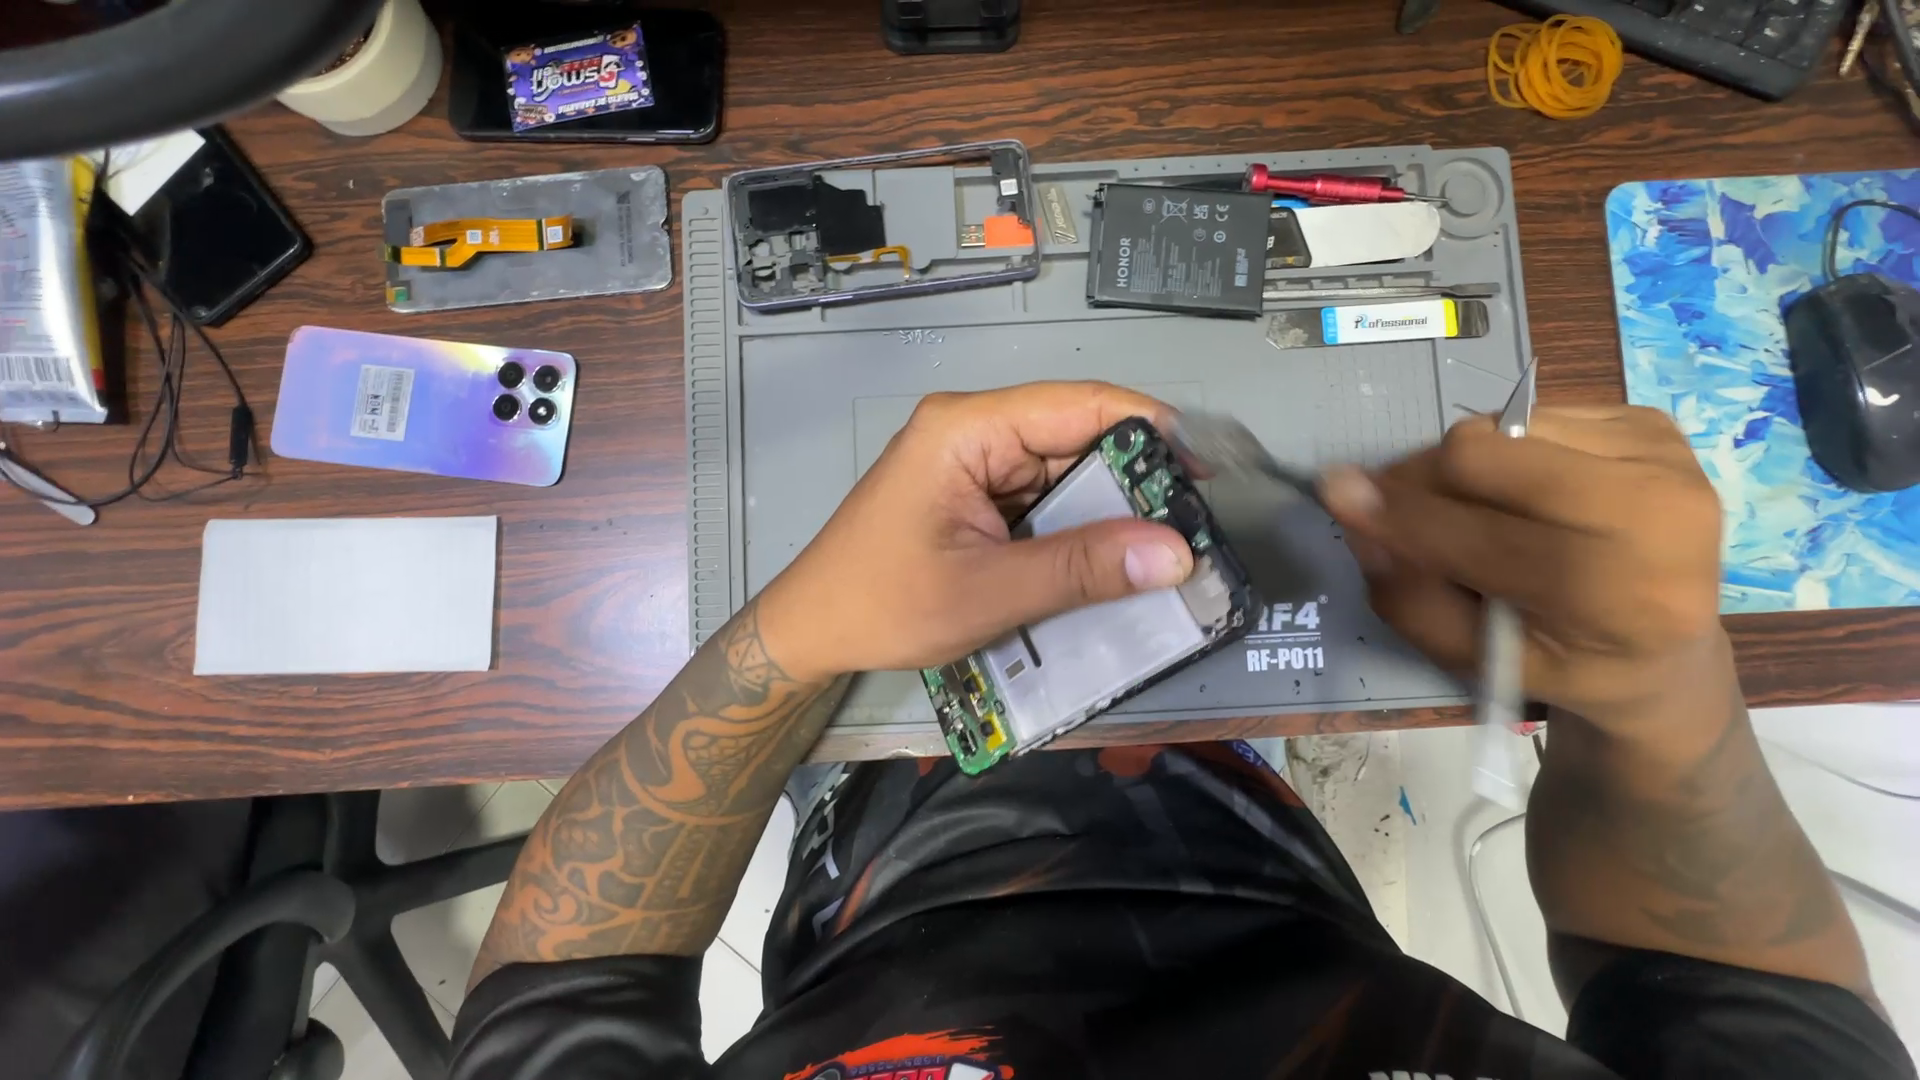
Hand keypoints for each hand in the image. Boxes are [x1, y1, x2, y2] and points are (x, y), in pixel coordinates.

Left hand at [754, 382, 1195, 682]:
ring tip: (1162, 549)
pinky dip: (1077, 525)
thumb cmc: (884, 604)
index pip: (1079, 404)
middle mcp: (973, 430)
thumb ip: (1081, 569)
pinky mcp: (974, 493)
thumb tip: (1176, 553)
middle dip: (1135, 478)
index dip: (1151, 430)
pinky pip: (1041, 497)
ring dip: (1109, 506)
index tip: (1205, 474)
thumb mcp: (988, 591)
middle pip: (1076, 434)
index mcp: (967, 428)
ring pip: (1064, 469)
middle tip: (1191, 528)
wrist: (813, 628)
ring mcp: (973, 462)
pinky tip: (1109, 557)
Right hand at [1320, 405, 1725, 730]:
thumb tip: (1360, 519)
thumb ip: (1408, 597)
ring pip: (1498, 427)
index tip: (1334, 492)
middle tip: (1403, 509)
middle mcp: (1657, 510)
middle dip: (1421, 479)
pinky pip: (1528, 416)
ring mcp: (1662, 457)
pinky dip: (1502, 453)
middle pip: (1481, 452)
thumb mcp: (1475, 659)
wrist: (1667, 646)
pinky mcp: (1654, 424)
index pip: (1476, 534)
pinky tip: (1525, 493)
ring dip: (1461, 468)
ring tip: (1478, 511)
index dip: (1396, 513)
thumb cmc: (1559, 661)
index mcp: (1618, 592)